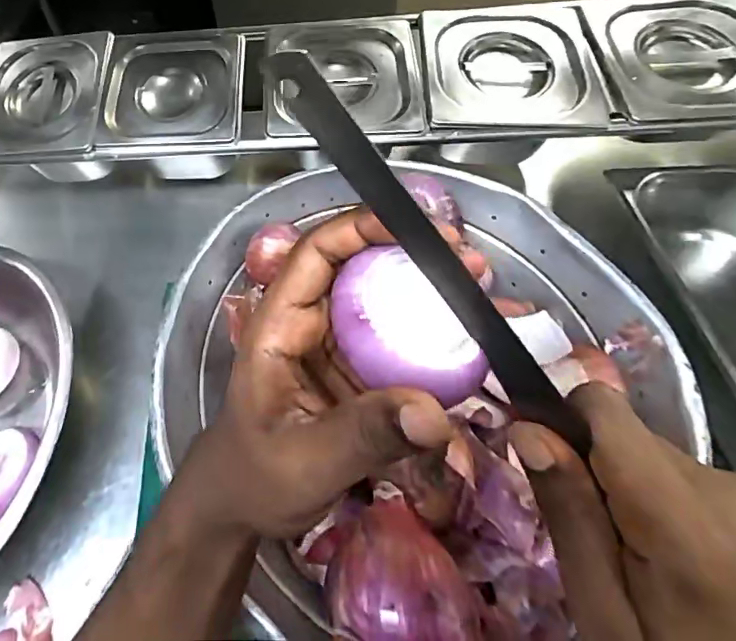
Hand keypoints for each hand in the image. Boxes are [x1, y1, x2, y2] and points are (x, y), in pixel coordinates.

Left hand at [183, 208, 453, 538]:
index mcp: (279, 324)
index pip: (315, 254)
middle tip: (472, 267)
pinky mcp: (360, 377)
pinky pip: (401, 349)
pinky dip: (441, 344)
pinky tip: (484, 349)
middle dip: (413, 258)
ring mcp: (337, 349)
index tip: (420, 231)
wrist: (244, 506)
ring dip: (434, 297)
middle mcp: (309, 324)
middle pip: (358, 270)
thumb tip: (432, 414)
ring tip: (490, 300)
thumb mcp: (304, 458)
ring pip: (386, 305)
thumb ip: (363, 435)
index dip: (360, 229)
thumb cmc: (256, 475)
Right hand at [508, 385, 735, 640]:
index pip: (601, 405)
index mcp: (684, 513)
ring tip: (646, 565)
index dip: (563, 425)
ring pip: (655, 459)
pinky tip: (684, 568)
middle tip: (600, 546)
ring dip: (635, 494)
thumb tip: (527, 430)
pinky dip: (671, 509)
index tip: (551, 474)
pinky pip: (692, 482)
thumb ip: (571, 517)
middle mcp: (730, 486)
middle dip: (599, 474)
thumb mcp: (606, 615)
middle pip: (626, 436)